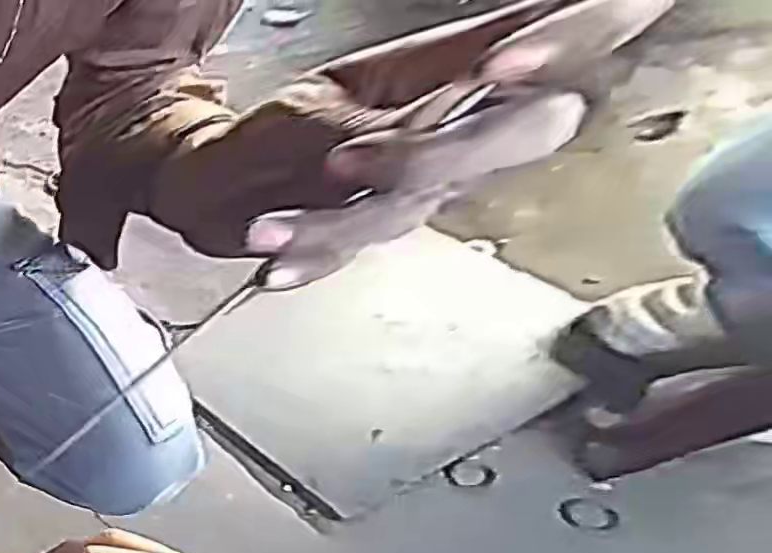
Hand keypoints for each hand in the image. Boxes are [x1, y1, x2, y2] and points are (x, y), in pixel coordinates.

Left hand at [152, 0, 671, 286]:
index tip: (502, 61)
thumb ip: (400, 103)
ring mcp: (414, 190)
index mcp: (472, 66)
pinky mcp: (361, 237)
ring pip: (412, 207)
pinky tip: (274, 268)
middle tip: (347, 158)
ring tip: (265, 225)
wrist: (215, 182)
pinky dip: (304, 260)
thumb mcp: (332, 96)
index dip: (583, 33)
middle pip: (527, 133)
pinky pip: (344, 255)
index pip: (597, 21)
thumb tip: (451, 107)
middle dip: (441, 152)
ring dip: (333, 221)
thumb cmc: (280, 127)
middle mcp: (461, 132)